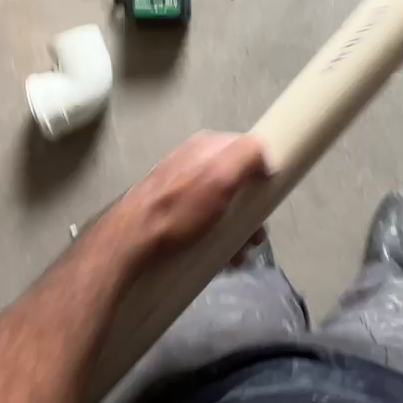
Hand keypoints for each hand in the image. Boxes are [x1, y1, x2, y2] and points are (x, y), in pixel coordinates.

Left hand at [118, 132, 269, 255]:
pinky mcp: (174, 212)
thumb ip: (247, 155)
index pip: (247, 150)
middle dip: (250, 209)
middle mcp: (194, 160)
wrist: (132, 240)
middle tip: (255, 235)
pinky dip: (218, 237)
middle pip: (236, 181)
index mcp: (206, 145)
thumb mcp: (220, 175)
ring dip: (237, 228)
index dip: (262, 172)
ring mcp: (182, 187)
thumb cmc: (181, 208)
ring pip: (222, 204)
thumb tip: (265, 154)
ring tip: (241, 253)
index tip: (269, 199)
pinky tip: (222, 257)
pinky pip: (206, 221)